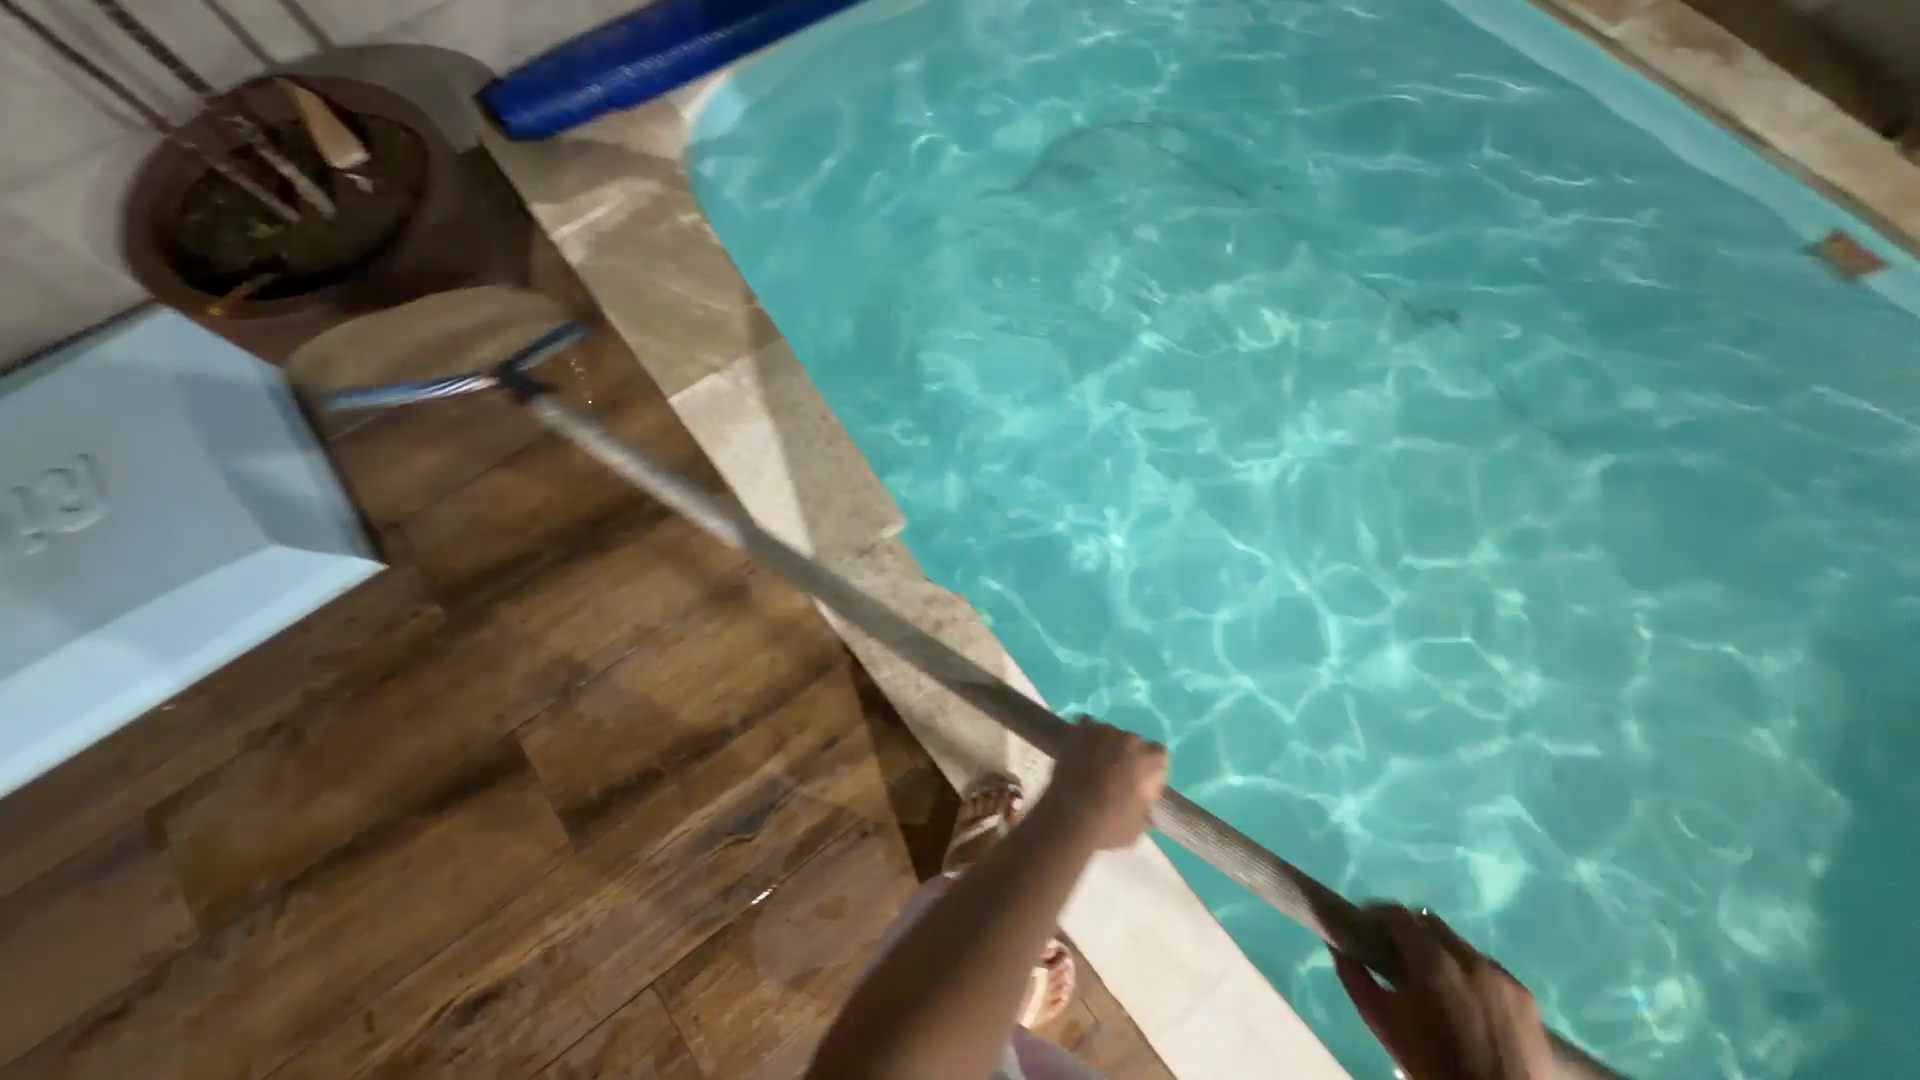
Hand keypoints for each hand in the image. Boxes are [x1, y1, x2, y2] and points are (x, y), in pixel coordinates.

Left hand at [1039, 717, 1167, 849]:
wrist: (1070, 817)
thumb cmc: (1109, 826)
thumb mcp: (1138, 827)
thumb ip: (1145, 809)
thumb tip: (1144, 806)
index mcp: (1151, 761)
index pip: (1158, 755)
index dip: (1149, 768)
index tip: (1139, 781)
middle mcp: (1131, 740)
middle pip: (1133, 743)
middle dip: (1126, 755)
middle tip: (1114, 774)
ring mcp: (1104, 732)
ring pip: (1109, 734)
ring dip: (1105, 745)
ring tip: (1092, 763)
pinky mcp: (1080, 731)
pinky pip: (1086, 725)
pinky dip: (1085, 736)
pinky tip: (1080, 749)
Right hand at [1331, 906, 1553, 1079]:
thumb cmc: (1431, 1065)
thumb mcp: (1381, 1023)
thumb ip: (1355, 978)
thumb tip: (1338, 947)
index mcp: (1432, 962)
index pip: (1397, 914)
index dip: (1377, 915)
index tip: (1365, 927)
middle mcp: (1469, 958)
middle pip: (1430, 922)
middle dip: (1408, 930)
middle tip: (1394, 953)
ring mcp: (1501, 975)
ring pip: (1460, 945)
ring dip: (1440, 951)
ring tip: (1432, 981)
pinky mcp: (1524, 994)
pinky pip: (1488, 969)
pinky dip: (1469, 973)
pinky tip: (1465, 1000)